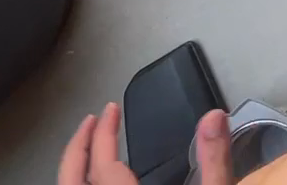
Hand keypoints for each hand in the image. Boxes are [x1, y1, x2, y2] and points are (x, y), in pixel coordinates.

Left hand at [60, 102, 232, 184]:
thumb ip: (214, 160)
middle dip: (77, 150)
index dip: (103, 134)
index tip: (111, 109)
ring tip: (85, 148)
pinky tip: (95, 179)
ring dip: (73, 170)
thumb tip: (213, 117)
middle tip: (89, 122)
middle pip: (72, 184)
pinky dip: (82, 184)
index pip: (104, 168)